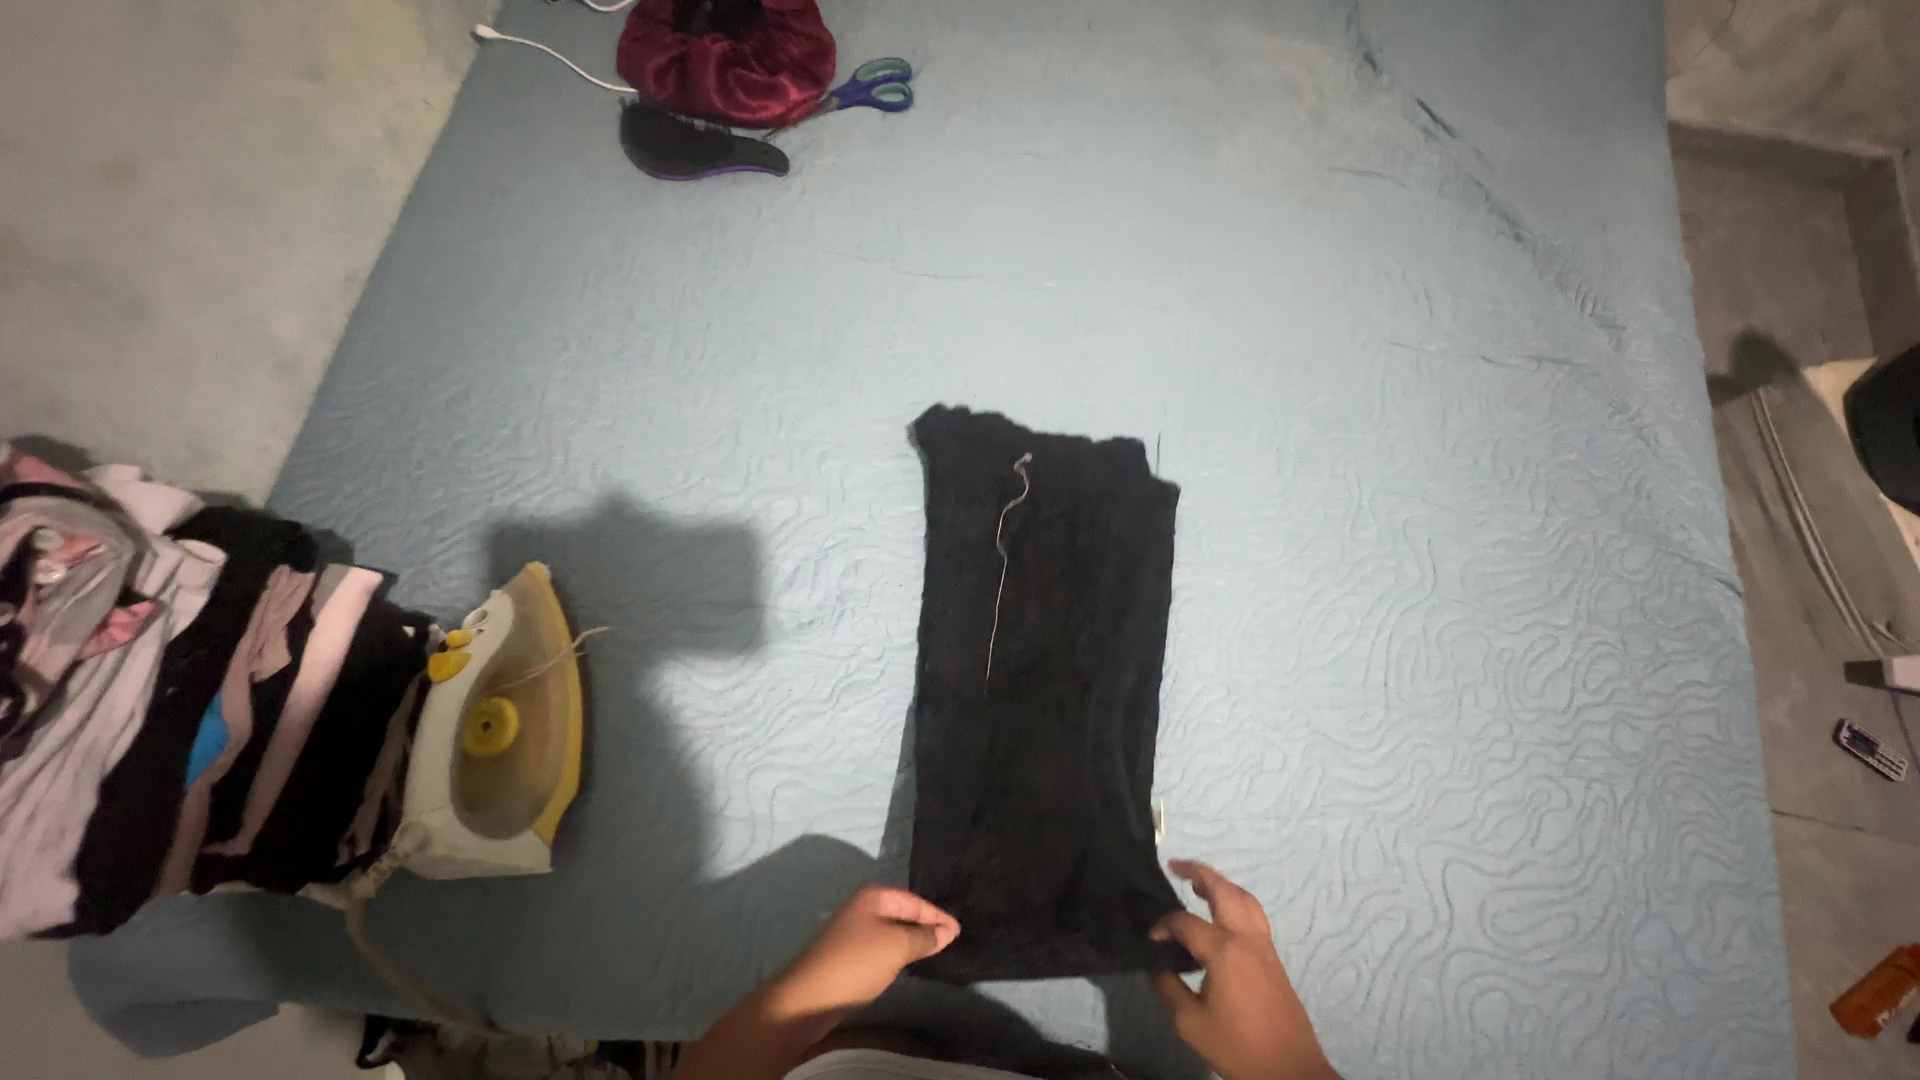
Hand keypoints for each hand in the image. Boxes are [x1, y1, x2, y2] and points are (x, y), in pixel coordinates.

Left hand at [769, 885, 960, 1017]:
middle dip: (925, 924)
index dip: (937, 915)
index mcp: (873, 896)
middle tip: (950, 938)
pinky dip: (897, 950)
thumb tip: (947, 931)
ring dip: (911, 938)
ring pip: (891, 929)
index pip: (914, 900)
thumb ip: (924, 937)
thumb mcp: (897, 947)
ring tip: (933, 949)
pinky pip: (881, 944)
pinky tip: (905, 961)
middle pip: (902, 911)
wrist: (808, 997)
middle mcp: (862, 906)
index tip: (959, 930)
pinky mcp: (847, 952)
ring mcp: (852, 929)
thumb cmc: (856, 962)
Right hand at [1150, 860, 1338, 1079]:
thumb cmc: (1239, 1048)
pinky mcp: (1275, 959)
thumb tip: (1157, 966)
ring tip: (1199, 883)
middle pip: (1224, 890)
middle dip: (1198, 872)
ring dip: (1221, 884)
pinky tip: (1222, 916)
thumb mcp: (1191, 1024)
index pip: (1185, 922)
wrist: (1292, 1073)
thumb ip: (1169, 989)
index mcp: (1224, 950)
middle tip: (1175, 866)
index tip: (1150, 940)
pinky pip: (1254, 915)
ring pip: (1245, 898)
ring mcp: (1265, 947)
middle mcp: (1246, 938)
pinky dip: (1235, 902)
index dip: (1162, 926)